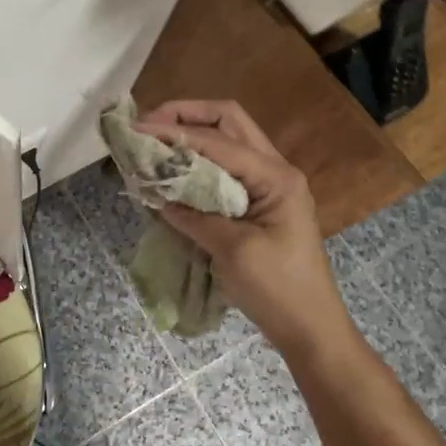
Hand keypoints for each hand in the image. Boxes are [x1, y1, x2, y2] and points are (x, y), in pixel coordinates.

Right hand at [135, 100, 353, 358]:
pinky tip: (172, 174)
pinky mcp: (258, 203)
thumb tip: (153, 191)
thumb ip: (192, 215)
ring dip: (190, 135)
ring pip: (226, 140)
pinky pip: (224, 167)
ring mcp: (267, 185)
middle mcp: (274, 170)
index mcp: (275, 177)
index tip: (135, 131)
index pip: (216, 140)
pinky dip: (196, 162)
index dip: (173, 132)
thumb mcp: (232, 250)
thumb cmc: (278, 289)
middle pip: (227, 121)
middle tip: (147, 126)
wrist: (310, 329)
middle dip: (185, 115)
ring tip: (154, 144)